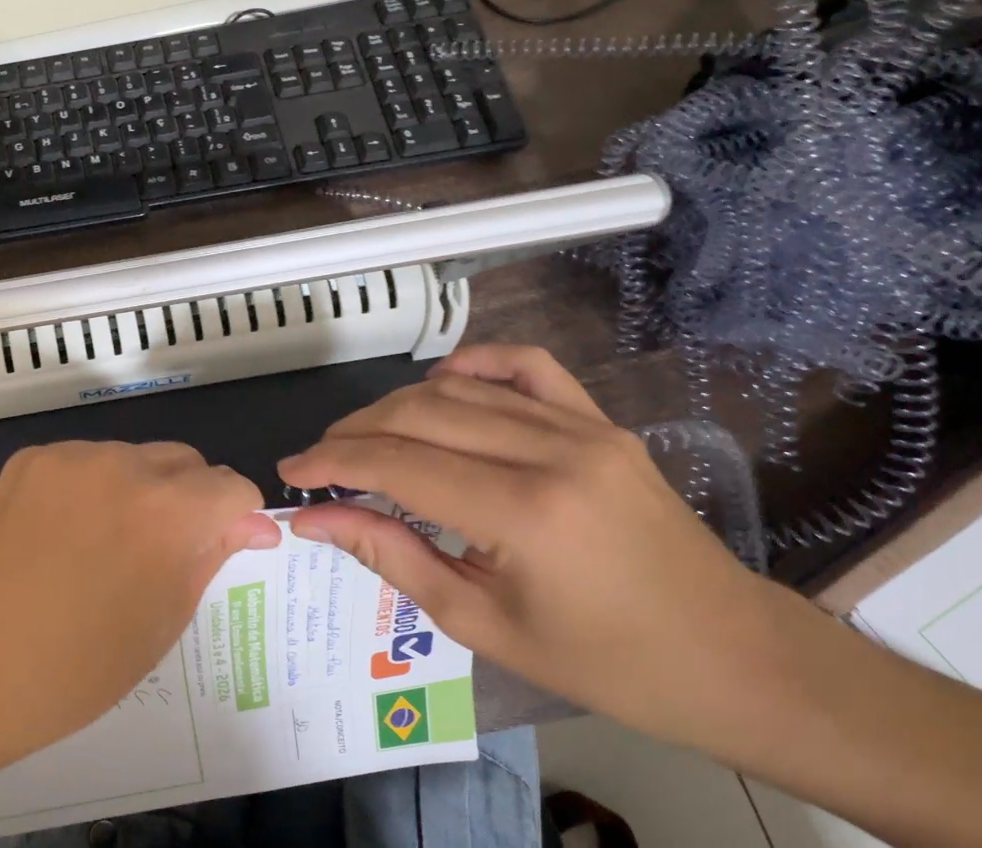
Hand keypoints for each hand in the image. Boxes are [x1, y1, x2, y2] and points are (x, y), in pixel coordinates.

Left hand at [0, 441, 280, 773]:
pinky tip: (66, 532)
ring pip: (132, 458)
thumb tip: (255, 523)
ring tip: (104, 544)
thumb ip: (213, 554)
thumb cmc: (84, 664)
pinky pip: (83, 461)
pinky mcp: (29, 459)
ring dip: (137, 489)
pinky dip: (89, 487)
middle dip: (188, 499)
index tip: (217, 546)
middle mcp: (122, 465)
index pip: (231, 487)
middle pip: (184, 462)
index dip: (232, 518)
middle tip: (159, 552)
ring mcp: (69, 457)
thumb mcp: (166, 617)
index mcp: (168, 511)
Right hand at [280, 344, 777, 745]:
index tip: (291, 475)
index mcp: (525, 513)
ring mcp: (586, 429)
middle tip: (320, 462)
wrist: (735, 659)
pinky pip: (529, 368)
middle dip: (354, 433)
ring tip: (362, 438)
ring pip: (462, 391)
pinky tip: (442, 383)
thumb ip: (390, 556)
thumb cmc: (604, 662)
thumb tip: (314, 521)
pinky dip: (475, 364)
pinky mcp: (605, 423)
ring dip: (397, 407)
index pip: (398, 463)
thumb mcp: (480, 622)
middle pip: (421, 414)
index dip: (332, 462)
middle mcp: (554, 453)